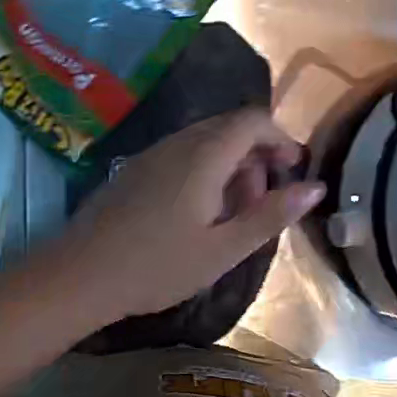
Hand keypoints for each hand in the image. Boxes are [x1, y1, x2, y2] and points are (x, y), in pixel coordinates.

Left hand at [44, 108, 324, 324]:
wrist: (80, 276)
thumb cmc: (157, 267)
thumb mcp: (223, 250)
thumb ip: (270, 216)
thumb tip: (315, 188)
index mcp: (203, 156)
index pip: (252, 120)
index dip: (281, 139)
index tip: (293, 173)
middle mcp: (176, 144)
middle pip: (228, 127)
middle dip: (256, 155)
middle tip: (263, 202)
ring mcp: (150, 155)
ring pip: (202, 142)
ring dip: (229, 166)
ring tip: (232, 215)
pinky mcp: (133, 171)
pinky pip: (179, 156)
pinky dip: (202, 172)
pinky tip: (197, 215)